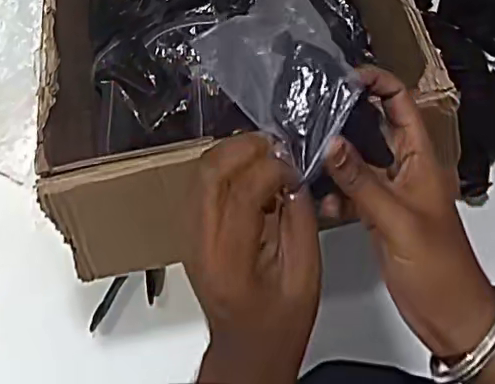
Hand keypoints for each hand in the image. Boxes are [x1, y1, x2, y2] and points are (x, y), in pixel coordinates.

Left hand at [186, 133, 321, 383]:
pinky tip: (248, 170)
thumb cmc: (277, 325)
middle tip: (272, 145)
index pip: (240, 194)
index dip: (269, 170)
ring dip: (232, 152)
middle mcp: (201, 242)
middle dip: (242, 147)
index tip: (291, 167)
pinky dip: (224, 165)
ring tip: (263, 153)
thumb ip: (302, 222)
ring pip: (201, 170)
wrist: (246, 350)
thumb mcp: (306, 278)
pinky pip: (201, 180)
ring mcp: (189, 232)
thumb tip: (294, 177)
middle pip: (210, 172)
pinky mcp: (189, 226)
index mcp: (230, 262)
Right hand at [321, 66, 494, 360]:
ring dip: (334, 152)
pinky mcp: (376, 210)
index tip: (348, 74)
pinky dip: (332, 188)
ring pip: (356, 154)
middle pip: (373, 123)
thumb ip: (361, 181)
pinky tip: (321, 197)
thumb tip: (331, 142)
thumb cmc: (445, 274)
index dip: (377, 81)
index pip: (401, 102)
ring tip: (310, 147)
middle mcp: (404, 167)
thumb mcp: (398, 221)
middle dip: (346, 110)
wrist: (454, 322)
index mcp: (420, 160)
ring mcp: (390, 188)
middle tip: (317, 101)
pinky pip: (348, 186)